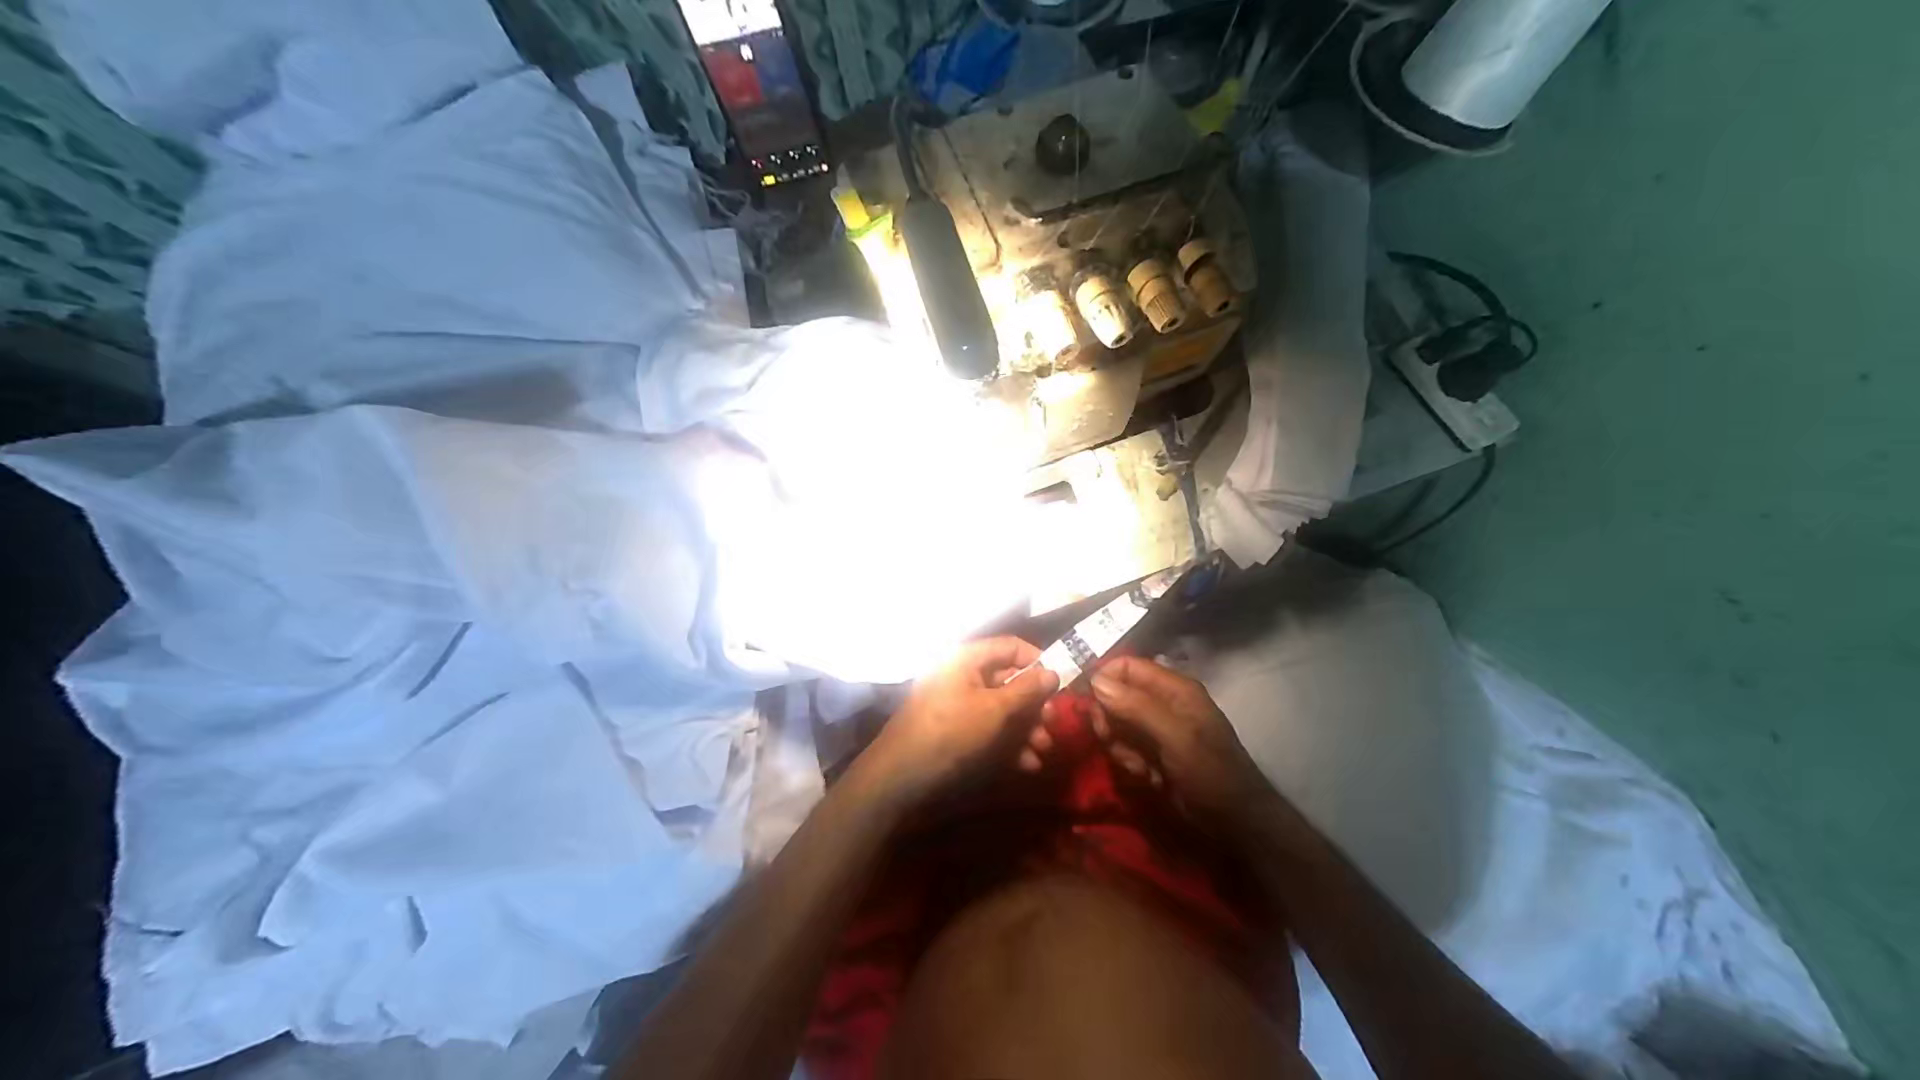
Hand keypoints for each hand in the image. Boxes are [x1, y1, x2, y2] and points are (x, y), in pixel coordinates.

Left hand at [853, 637, 1059, 808]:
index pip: (1011, 646)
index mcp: (967, 658)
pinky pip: (988, 728)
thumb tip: (1053, 672)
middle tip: (1052, 725)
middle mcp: (962, 674)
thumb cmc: (951, 731)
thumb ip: (1026, 689)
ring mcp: (957, 703)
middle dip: (1035, 704)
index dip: (1038, 662)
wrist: (901, 774)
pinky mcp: (955, 730)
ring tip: (1042, 750)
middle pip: (1009, 679)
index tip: (1061, 684)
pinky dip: (1009, 743)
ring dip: (1026, 728)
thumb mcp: (994, 709)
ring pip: (1002, 708)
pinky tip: (1027, 764)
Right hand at [1085, 655, 1279, 832]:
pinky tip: (1148, 777)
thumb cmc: (1211, 774)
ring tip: (1140, 767)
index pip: (1125, 666)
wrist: (1236, 824)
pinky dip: (1129, 761)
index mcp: (1174, 688)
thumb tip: (1095, 681)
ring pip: (1117, 723)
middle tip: (1111, 741)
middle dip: (1109, 720)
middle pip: (1116, 695)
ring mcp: (1158, 729)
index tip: (1090, 709)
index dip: (1103, 682)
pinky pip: (1125, 746)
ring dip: (1119, 746)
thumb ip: (1136, 707)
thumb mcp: (1175, 738)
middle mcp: (1164, 702)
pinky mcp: (1153, 753)